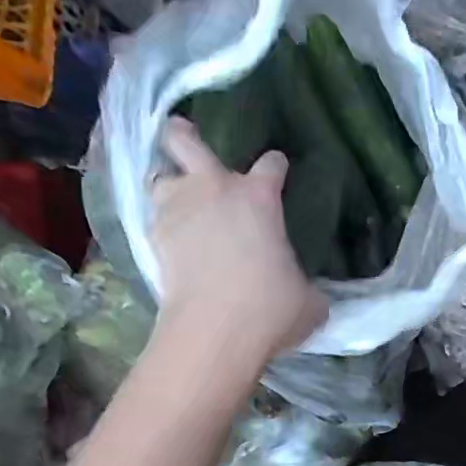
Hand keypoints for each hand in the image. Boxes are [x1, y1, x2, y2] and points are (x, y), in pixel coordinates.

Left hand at [149, 118, 326, 367]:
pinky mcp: (155, 240)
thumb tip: (312, 298)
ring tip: (176, 201)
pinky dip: (160, 226)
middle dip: (183, 135)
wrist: (215, 330)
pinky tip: (170, 242)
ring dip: (167, 184)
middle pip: (186, 141)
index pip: (271, 165)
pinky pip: (153, 220)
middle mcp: (214, 190)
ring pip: (159, 177)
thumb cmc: (269, 309)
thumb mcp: (308, 303)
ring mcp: (179, 211)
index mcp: (259, 198)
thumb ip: (309, 290)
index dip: (276, 168)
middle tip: (185, 138)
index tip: (278, 173)